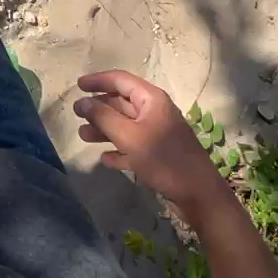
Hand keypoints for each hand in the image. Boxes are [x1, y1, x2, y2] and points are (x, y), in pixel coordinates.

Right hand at [74, 69, 224, 215]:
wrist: (201, 197)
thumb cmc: (165, 160)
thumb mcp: (130, 137)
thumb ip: (104, 117)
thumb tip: (82, 101)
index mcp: (151, 100)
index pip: (120, 80)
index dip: (98, 80)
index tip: (77, 86)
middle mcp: (154, 112)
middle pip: (121, 102)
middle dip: (98, 108)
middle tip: (76, 114)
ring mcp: (158, 134)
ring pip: (125, 125)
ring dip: (104, 129)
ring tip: (83, 137)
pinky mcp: (159, 155)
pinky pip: (133, 146)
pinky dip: (119, 149)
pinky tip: (106, 159)